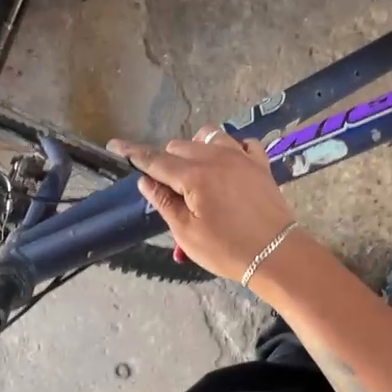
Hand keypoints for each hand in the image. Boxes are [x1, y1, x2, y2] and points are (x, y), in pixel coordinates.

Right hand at [108, 127, 297, 283]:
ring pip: (209, 136)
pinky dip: (230, 149)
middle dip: (168, 161)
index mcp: (193, 176)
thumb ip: (164, 203)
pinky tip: (228, 165)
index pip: (155, 159)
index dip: (133, 152)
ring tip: (197, 173)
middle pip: (180, 146)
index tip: (114, 144)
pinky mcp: (261, 164)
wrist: (277, 255)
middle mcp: (216, 158)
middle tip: (171, 190)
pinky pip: (242, 143)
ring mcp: (241, 157)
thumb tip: (146, 180)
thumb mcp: (187, 233)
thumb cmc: (227, 250)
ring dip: (196, 149)